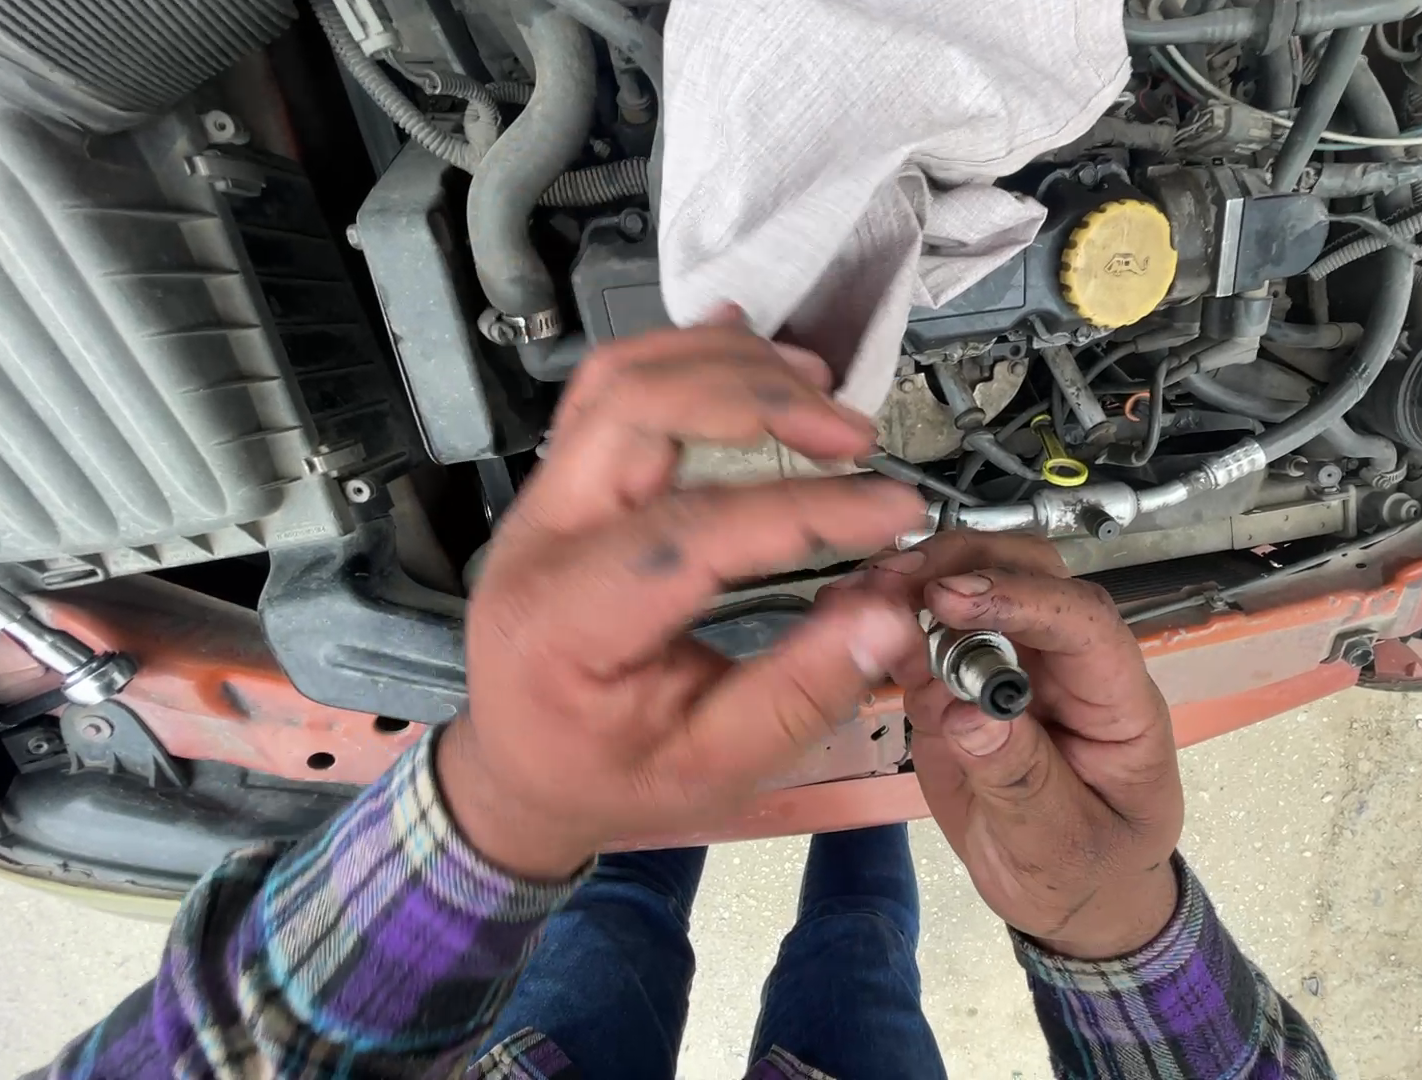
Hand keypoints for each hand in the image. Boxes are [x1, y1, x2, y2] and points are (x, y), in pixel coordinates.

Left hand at [440, 315, 929, 878]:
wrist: (522, 767)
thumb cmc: (616, 775)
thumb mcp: (715, 765)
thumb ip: (803, 691)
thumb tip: (893, 610)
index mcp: (567, 623)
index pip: (695, 532)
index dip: (810, 510)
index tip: (898, 510)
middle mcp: (539, 537)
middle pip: (639, 412)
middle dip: (762, 402)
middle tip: (854, 434)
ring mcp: (544, 497)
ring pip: (624, 378)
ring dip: (729, 364)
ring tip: (819, 386)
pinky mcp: (564, 481)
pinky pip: (615, 386)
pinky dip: (690, 354)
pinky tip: (753, 352)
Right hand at [853, 532, 1184, 958]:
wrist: (1062, 896)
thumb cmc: (1084, 872)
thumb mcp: (1059, 844)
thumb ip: (1019, 779)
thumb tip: (964, 711)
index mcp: (1115, 697)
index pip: (1083, 621)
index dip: (1020, 599)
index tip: (949, 601)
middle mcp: (1065, 661)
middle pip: (1031, 571)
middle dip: (962, 563)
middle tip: (895, 581)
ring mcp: (1013, 662)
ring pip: (976, 583)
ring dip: (918, 578)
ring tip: (860, 594)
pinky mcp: (962, 677)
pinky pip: (930, 631)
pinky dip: (890, 617)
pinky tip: (851, 616)